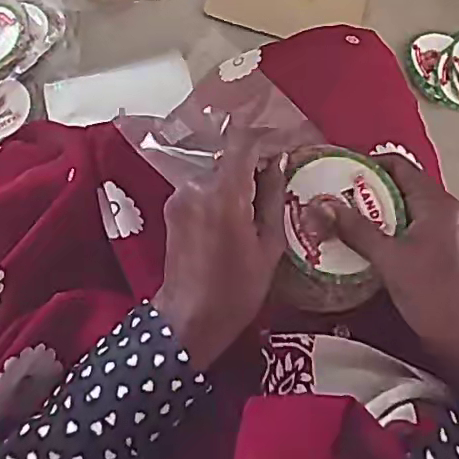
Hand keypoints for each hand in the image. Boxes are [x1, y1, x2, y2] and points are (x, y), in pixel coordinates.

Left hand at [151, 133, 288, 367]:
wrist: (189, 320)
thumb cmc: (237, 288)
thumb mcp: (269, 244)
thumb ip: (274, 196)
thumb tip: (280, 161)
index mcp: (224, 193)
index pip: (244, 143)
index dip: (267, 138)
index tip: (285, 145)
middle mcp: (197, 186)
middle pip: (231, 159)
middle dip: (255, 166)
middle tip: (278, 182)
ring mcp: (180, 195)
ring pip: (218, 173)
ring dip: (238, 181)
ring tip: (258, 206)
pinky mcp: (173, 206)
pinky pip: (204, 188)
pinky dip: (221, 193)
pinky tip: (235, 217)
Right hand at [311, 155, 458, 416]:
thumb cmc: (433, 294)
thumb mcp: (389, 260)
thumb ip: (355, 229)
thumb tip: (321, 204)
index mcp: (435, 202)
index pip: (397, 165)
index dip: (365, 164)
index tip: (334, 170)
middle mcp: (441, 210)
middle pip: (397, 186)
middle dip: (363, 190)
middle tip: (329, 197)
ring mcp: (441, 232)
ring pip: (399, 210)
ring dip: (370, 214)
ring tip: (336, 219)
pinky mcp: (436, 253)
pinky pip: (404, 230)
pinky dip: (382, 232)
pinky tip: (358, 244)